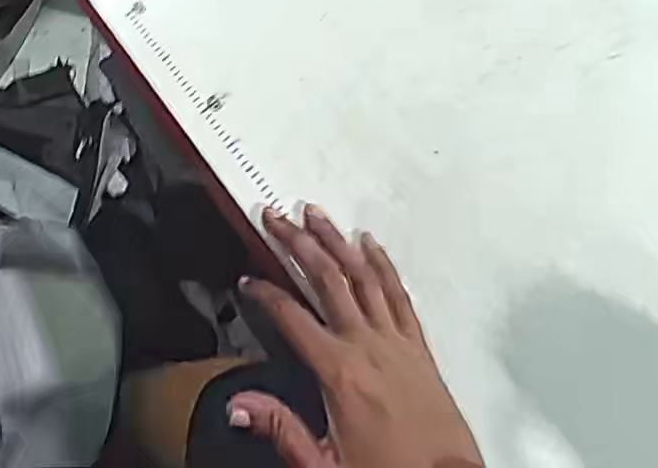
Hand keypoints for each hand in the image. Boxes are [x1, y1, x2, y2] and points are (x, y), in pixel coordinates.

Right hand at [232, 206, 483, 467]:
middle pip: (325, 277)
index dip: (264, 293)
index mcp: (339, 371)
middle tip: (275, 217)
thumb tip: (237, 407)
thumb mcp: (326, 465)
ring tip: (315, 214)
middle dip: (296, 241)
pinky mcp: (419, 349)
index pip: (290, 315)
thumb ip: (281, 427)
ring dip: (335, 240)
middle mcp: (367, 346)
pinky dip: (383, 265)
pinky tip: (370, 244)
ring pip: (361, 275)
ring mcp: (396, 343)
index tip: (248, 282)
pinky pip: (399, 295)